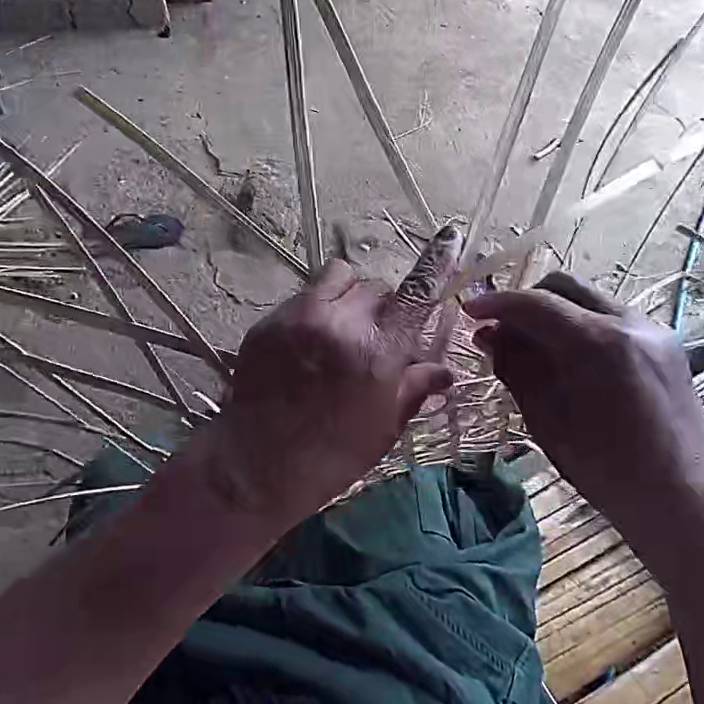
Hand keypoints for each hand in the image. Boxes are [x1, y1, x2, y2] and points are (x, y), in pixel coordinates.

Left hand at [194, 260, 452, 526]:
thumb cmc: (332, 456)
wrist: (255, 467)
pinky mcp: (270, 321)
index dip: (435, 264)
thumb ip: (414, 388)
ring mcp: (301, 317)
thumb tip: (445, 371)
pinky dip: (318, 309)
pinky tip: (310, 343)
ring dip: (349, 296)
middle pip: (376, 286)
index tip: (449, 236)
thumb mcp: (384, 427)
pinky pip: (305, 296)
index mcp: (378, 352)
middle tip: (377, 337)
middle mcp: (341, 323)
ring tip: (342, 327)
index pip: (415, 294)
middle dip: (384, 306)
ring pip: (338, 278)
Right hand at [464, 273, 703, 526]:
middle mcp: (629, 323)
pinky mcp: (666, 345)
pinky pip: (612, 319)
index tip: (469, 311)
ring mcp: (653, 330)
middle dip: (527, 301)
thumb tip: (490, 335)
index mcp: (597, 344)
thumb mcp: (549, 422)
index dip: (497, 304)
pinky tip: (570, 363)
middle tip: (501, 332)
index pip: (536, 304)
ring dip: (555, 314)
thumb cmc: (609, 473)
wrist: (684, 500)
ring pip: (589, 301)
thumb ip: (517, 370)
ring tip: (533, 351)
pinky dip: (582, 328)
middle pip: (565, 287)